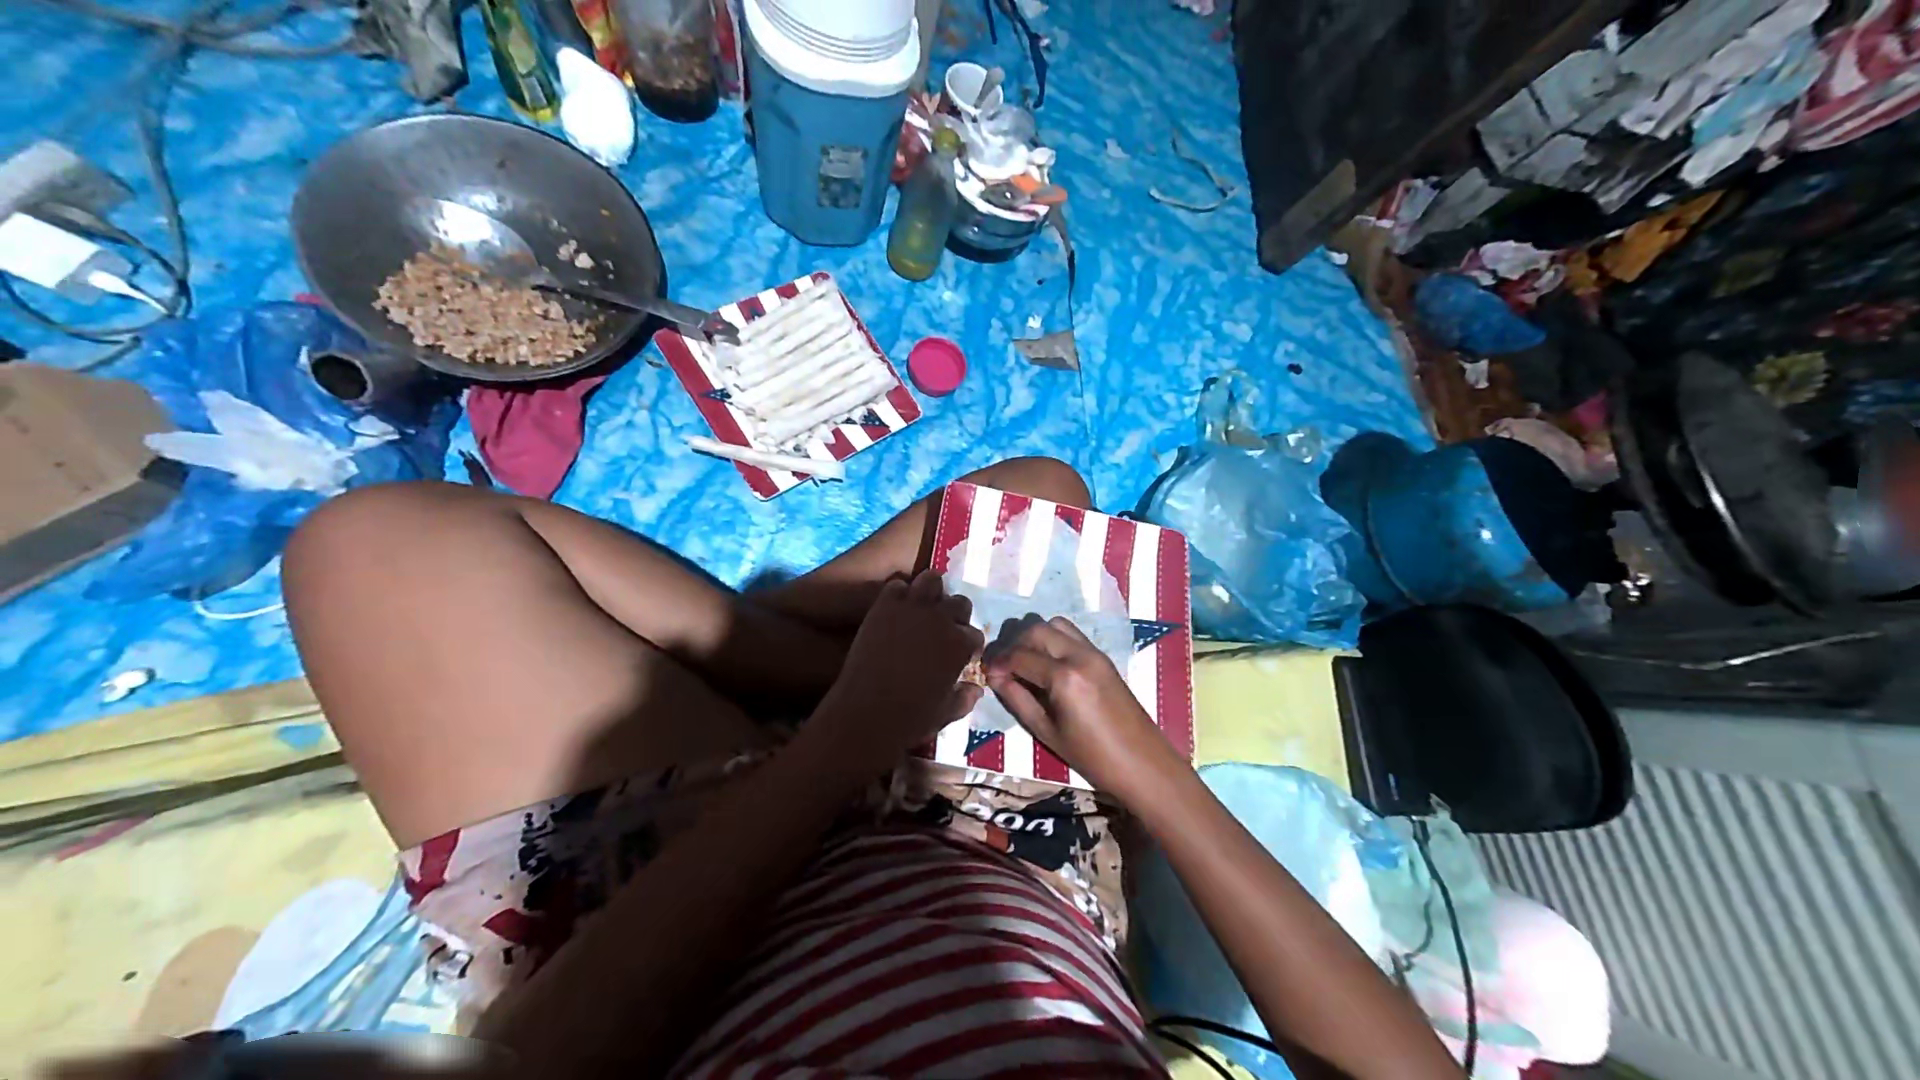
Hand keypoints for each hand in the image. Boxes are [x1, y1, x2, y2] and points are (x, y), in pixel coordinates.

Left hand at [809, 571, 983, 773]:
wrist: (867, 713)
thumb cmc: (912, 718)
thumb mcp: (946, 713)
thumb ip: (964, 698)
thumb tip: (975, 689)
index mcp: (960, 644)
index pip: (975, 634)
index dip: (968, 646)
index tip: (959, 656)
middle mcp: (941, 619)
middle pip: (959, 602)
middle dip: (955, 615)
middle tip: (942, 629)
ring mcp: (912, 608)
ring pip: (931, 580)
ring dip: (931, 592)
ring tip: (923, 607)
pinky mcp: (884, 606)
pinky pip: (897, 586)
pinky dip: (899, 594)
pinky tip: (894, 610)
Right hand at [986, 616, 1185, 804]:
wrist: (1143, 763)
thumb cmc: (1092, 757)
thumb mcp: (1046, 731)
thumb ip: (1017, 698)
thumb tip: (995, 677)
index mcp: (1064, 677)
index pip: (1019, 655)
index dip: (998, 663)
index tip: (987, 674)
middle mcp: (1079, 655)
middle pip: (1034, 629)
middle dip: (1013, 643)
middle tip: (1003, 666)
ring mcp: (1094, 652)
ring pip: (1054, 624)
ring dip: (1034, 636)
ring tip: (1025, 662)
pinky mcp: (1103, 656)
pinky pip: (1071, 633)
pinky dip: (1053, 639)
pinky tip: (1046, 663)